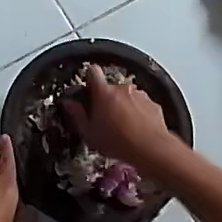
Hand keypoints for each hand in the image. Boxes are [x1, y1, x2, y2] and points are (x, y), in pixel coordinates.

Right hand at [64, 64, 178, 167]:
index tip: (88, 88)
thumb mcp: (88, 133)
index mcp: (103, 93)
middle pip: (110, 88)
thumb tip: (69, 104)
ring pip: (126, 96)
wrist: (150, 149)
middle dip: (106, 100)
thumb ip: (77, 115)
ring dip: (123, 106)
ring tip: (121, 126)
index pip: (93, 72)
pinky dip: (137, 113)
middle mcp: (122, 89)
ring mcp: (139, 95)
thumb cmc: (117, 142)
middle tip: (104, 118)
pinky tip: (135, 129)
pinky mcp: (152, 104)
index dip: (89, 78)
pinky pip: (141, 105)